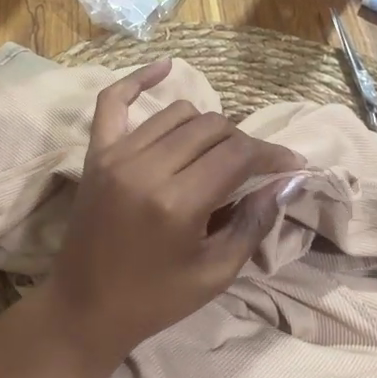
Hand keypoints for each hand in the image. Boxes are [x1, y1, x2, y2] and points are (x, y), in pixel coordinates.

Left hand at [39, 59, 305, 366]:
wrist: (83, 309)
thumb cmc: (154, 300)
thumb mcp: (216, 274)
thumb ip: (254, 222)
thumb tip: (290, 180)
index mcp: (177, 202)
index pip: (238, 154)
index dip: (272, 155)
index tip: (293, 165)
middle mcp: (145, 167)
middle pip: (211, 128)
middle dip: (242, 144)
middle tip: (252, 171)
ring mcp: (115, 155)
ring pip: (177, 114)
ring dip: (206, 127)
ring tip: (215, 155)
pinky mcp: (95, 154)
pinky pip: (114, 101)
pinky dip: (139, 80)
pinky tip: (166, 67)